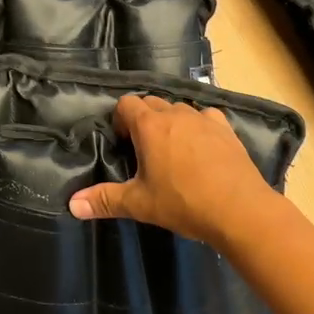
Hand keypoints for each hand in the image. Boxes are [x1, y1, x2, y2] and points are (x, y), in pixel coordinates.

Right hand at [69, 94, 280, 245]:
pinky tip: (203, 147)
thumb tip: (72, 205)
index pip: (126, 103)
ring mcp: (202, 119)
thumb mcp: (140, 204)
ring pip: (179, 108)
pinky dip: (200, 126)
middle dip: (144, 120)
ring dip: (171, 122)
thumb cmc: (184, 203)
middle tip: (145, 150)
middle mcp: (174, 113)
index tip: (124, 144)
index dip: (120, 120)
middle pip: (151, 102)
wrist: (241, 211)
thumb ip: (105, 200)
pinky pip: (206, 117)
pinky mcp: (226, 129)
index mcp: (149, 125)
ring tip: (173, 150)